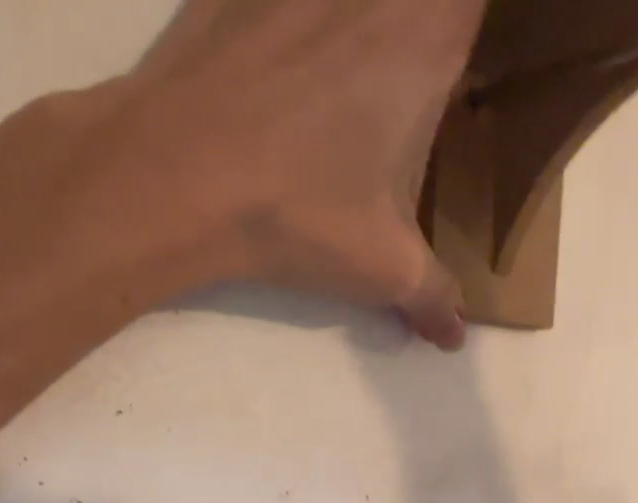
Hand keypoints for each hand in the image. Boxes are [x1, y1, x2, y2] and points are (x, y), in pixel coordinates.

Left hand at [32, 0, 486, 348]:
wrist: (171, 180)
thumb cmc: (298, 214)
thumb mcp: (382, 269)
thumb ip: (434, 296)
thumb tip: (455, 333)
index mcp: (426, 34)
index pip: (466, 4)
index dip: (452, 37)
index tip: (441, 72)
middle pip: (399, 3)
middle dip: (400, 32)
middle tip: (382, 90)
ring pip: (335, 2)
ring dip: (336, 27)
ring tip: (313, 94)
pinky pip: (269, 4)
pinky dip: (270, 29)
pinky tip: (252, 84)